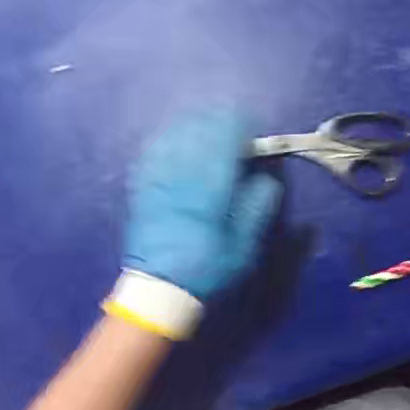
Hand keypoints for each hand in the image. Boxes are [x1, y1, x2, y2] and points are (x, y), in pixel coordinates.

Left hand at [123, 112, 282, 299]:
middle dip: (220, 122)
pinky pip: (154, 147)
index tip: (253, 133)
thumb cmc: (209, 267)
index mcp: (212, 184)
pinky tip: (178, 145)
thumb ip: (258, 205)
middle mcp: (182, 171)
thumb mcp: (245, 244)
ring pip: (176, 131)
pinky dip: (170, 140)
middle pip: (200, 125)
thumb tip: (267, 178)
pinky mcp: (142, 184)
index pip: (228, 133)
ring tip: (208, 134)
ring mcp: (158, 175)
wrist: (160, 288)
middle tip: (233, 132)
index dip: (244, 125)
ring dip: (195, 126)